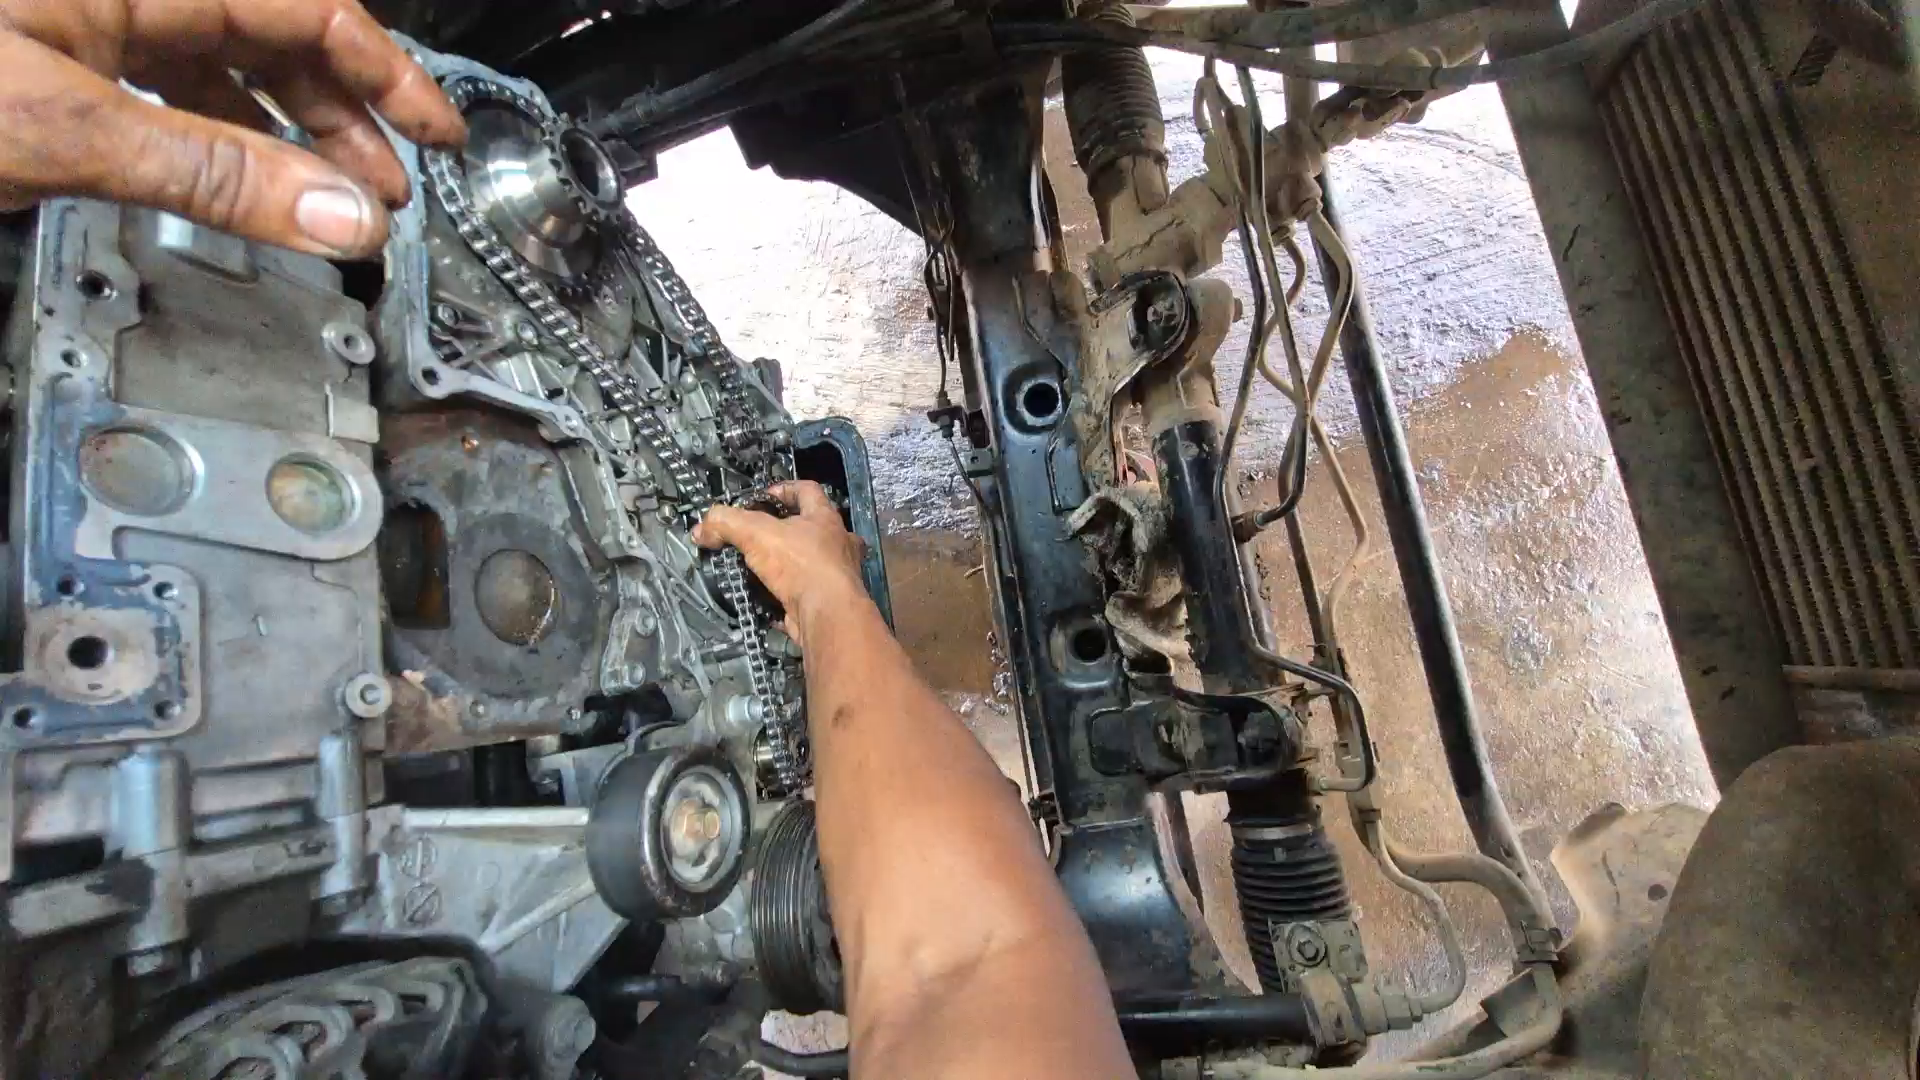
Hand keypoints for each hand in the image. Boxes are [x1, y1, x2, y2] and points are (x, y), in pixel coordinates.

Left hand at [0, 0, 466, 256]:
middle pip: (276, 37)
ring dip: (293, 134)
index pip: (309, 8)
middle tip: (391, 191)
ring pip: (224, 62)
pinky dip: (224, 134)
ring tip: (333, 198)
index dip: (392, 75)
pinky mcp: (39, 42)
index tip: (441, 134)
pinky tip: (244, 178)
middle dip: (349, 118)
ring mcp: (72, 9)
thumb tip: (353, 222)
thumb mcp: (54, 126)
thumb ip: (214, 174)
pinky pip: (165, 80)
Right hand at [693, 481, 868, 649]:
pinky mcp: (827, 603)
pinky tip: (765, 600)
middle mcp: (837, 544)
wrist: (827, 614)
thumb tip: (702, 528)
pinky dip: (785, 598)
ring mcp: (836, 575)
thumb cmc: (803, 565)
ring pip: (810, 564)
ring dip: (786, 567)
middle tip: (761, 538)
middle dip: (787, 533)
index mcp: (825, 518)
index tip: (763, 497)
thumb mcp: (756, 533)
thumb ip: (726, 523)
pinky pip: (804, 596)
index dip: (784, 489)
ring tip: (759, 569)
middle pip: (812, 529)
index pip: (808, 490)